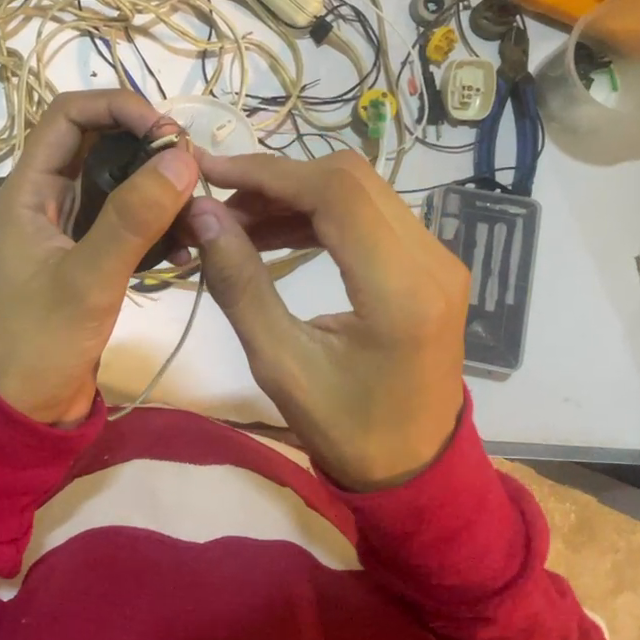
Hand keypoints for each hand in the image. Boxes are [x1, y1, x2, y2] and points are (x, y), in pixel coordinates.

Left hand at [0, 91, 193, 426]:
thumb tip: (181, 156)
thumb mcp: (88, 278)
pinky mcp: (88, 257)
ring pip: (117, 183)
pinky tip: (184, 246)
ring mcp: (68, 229)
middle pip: (98, 144)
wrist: (23, 408)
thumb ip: (133, 218)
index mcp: (28, 191)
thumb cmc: (40, 341)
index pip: (68, 115)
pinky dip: (155, 224)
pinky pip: (125, 221)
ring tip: (195, 208)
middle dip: (146, 146)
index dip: (116, 107)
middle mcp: (46, 200)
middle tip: (192, 169)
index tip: (166, 130)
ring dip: (156, 186)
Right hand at [184, 150, 468, 489]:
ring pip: (359, 190)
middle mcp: (430, 259)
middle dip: (276, 180)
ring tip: (237, 222)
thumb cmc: (346, 427)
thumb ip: (241, 285)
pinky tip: (273, 233)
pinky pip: (369, 214)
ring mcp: (436, 257)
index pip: (334, 193)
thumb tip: (202, 215)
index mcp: (400, 289)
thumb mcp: (280, 365)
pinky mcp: (428, 263)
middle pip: (349, 179)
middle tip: (220, 205)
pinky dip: (317, 213)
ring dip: (294, 195)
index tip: (208, 172)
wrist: (416, 467)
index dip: (267, 173)